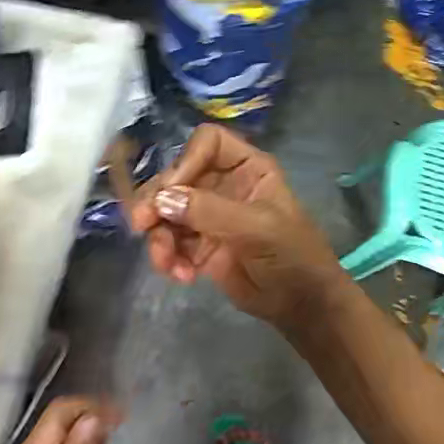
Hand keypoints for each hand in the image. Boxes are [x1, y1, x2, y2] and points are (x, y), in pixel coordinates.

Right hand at [130, 125, 351, 329]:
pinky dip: (167, 257)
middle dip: (157, 200)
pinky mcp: (199, 245)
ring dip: (158, 236)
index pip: (208, 142)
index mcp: (249, 168)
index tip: (173, 189)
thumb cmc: (293, 253)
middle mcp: (225, 184)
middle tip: (144, 225)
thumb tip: (163, 199)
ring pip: (165, 210)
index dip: (186, 160)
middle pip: (177, 176)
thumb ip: (212, 211)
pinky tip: (182, 275)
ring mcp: (210, 215)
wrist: (300, 301)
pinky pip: (169, 241)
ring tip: (167, 262)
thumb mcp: (259, 227)